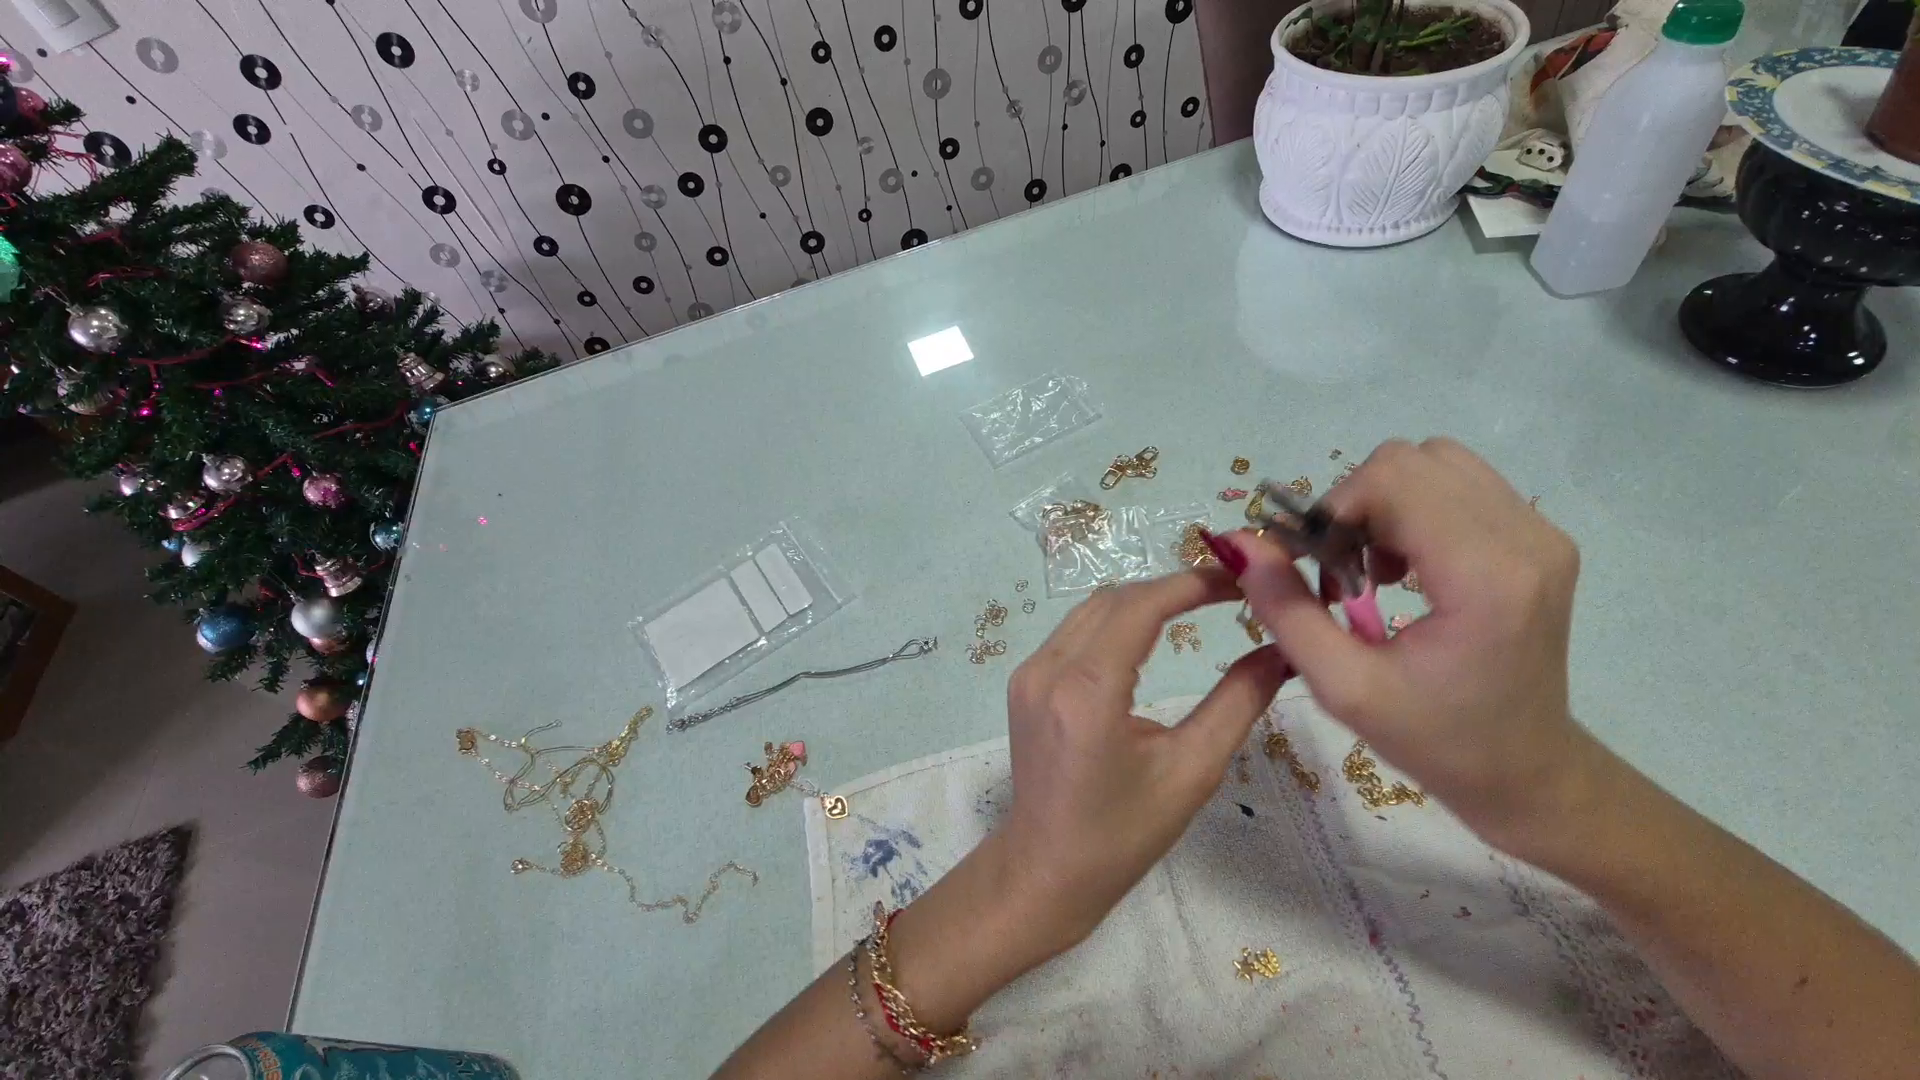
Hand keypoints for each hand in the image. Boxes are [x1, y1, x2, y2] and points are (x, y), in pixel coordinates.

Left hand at [991, 570, 1293, 960]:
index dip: (1193, 583)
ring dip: (1143, 600)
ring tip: (1198, 605)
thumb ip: (1238, 702)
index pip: (1141, 606)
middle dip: (1173, 587)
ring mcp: (1028, 673)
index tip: (1241, 578)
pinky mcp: (1023, 682)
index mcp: (1087, 691)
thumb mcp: (1192, 770)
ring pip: (1091, 610)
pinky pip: (1073, 631)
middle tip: (1230, 591)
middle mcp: (1048, 669)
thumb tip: (1281, 651)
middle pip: (1116, 599)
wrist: (1046, 868)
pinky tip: (1149, 632)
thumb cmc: (1124, 832)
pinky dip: (1115, 621)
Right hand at [1218, 438, 1587, 852]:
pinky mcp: (1540, 537)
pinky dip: (1413, 511)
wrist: (1525, 772)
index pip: (1392, 481)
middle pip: (1410, 461)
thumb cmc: (1434, 740)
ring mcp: (1540, 532)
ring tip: (1371, 568)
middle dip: (1354, 506)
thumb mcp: (1342, 687)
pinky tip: (1405, 567)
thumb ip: (1285, 609)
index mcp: (1485, 576)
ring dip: (1383, 504)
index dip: (1333, 509)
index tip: (1311, 564)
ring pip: (1433, 462)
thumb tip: (1238, 542)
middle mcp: (1525, 537)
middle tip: (1338, 571)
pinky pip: (1458, 484)